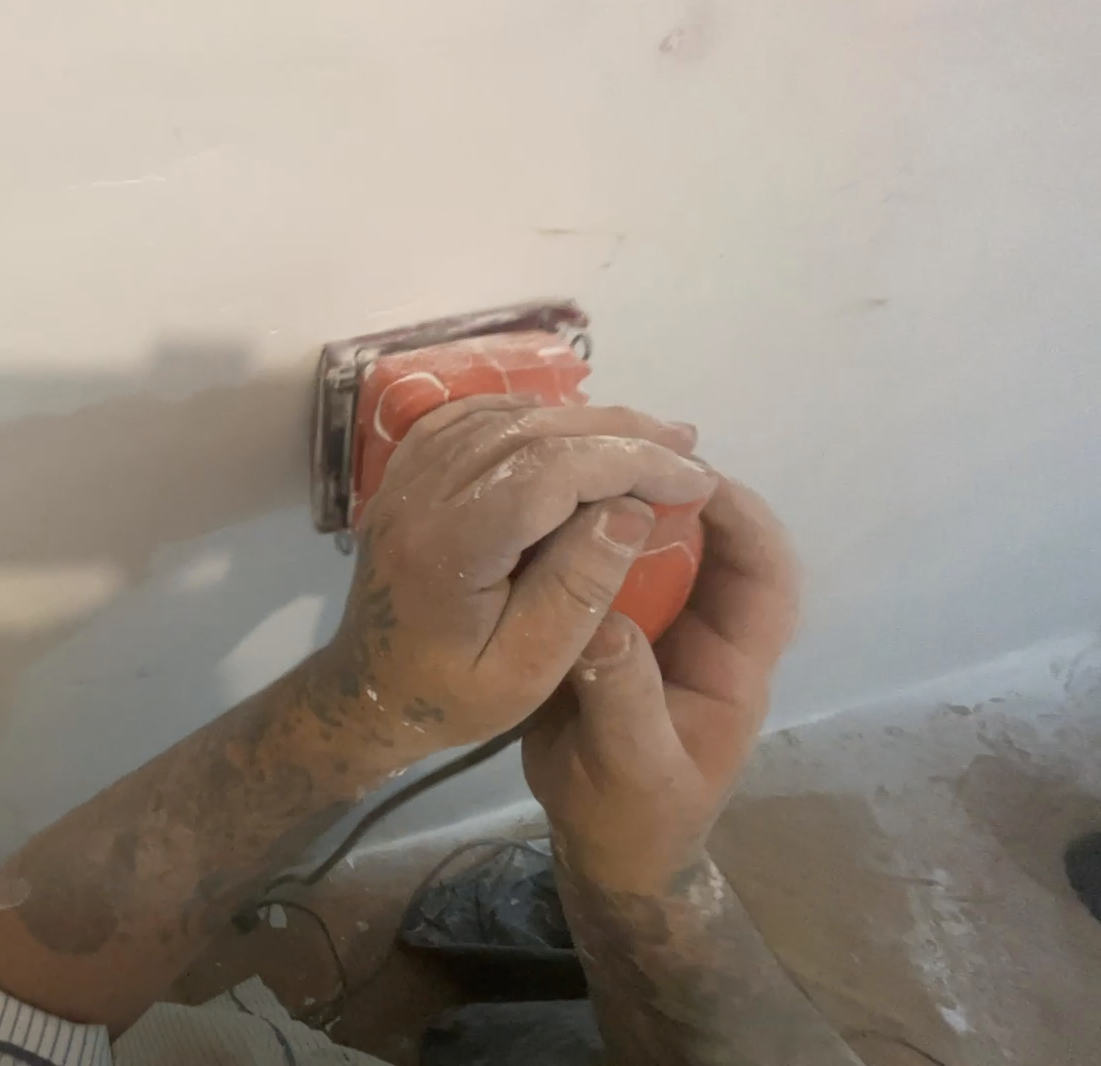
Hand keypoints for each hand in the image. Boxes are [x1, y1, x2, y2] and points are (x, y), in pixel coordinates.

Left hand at [314, 395, 716, 761]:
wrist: (368, 690)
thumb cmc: (451, 695)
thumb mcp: (527, 669)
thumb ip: (577, 588)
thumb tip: (628, 508)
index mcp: (447, 549)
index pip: (546, 473)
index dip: (628, 462)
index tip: (692, 478)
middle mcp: (414, 503)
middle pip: (522, 435)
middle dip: (612, 431)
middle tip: (683, 445)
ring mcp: (398, 489)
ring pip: (490, 422)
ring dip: (570, 419)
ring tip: (637, 436)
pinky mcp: (397, 487)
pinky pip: (454, 427)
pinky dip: (511, 416)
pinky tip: (555, 427)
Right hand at [522, 477, 798, 894]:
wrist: (599, 842)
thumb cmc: (634, 812)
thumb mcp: (632, 762)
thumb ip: (623, 696)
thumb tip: (599, 622)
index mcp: (729, 665)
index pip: (764, 578)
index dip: (745, 521)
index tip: (695, 476)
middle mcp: (694, 638)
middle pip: (706, 553)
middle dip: (675, 501)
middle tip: (617, 458)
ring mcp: (646, 637)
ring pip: (648, 562)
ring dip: (620, 519)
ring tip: (572, 481)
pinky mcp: (600, 640)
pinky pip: (597, 583)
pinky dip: (578, 551)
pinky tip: (536, 530)